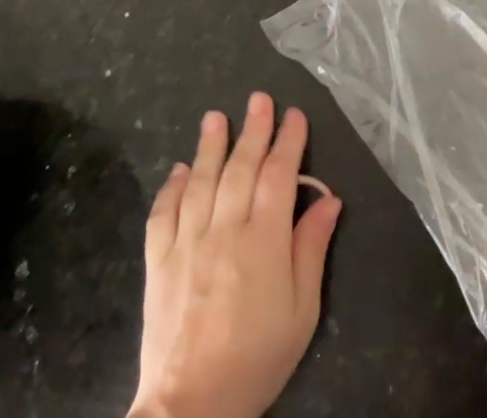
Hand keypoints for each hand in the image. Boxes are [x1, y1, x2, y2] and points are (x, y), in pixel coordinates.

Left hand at [129, 93, 342, 417]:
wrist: (191, 403)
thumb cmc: (258, 357)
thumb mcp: (303, 310)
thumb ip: (311, 249)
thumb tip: (328, 200)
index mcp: (264, 241)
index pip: (278, 176)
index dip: (288, 142)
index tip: (294, 116)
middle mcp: (224, 231)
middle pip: (239, 168)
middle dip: (252, 131)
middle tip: (258, 99)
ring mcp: (186, 243)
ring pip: (200, 182)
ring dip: (209, 146)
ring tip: (215, 116)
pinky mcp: (159, 262)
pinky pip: (163, 213)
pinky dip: (172, 186)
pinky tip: (180, 168)